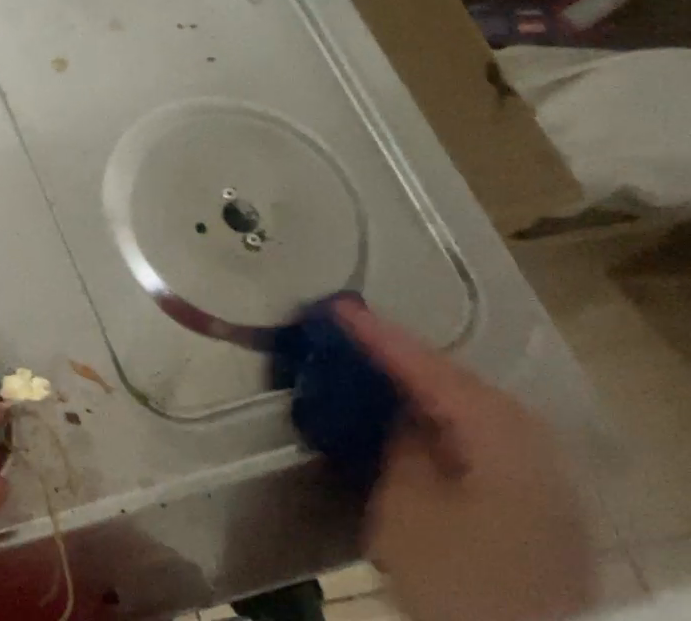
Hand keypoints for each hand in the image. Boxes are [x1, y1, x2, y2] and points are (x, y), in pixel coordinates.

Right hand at [335, 299, 593, 620]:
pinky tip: (414, 418)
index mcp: (500, 434)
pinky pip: (481, 435)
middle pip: (460, 383)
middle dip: (405, 357)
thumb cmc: (458, 571)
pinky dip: (442, 416)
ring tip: (374, 367)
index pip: (429, 369)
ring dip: (424, 387)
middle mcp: (531, 443)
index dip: (378, 337)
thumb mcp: (407, 505)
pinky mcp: (537, 503)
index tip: (335, 307)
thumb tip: (398, 411)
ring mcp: (542, 475)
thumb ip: (401, 444)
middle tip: (351, 332)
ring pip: (473, 409)